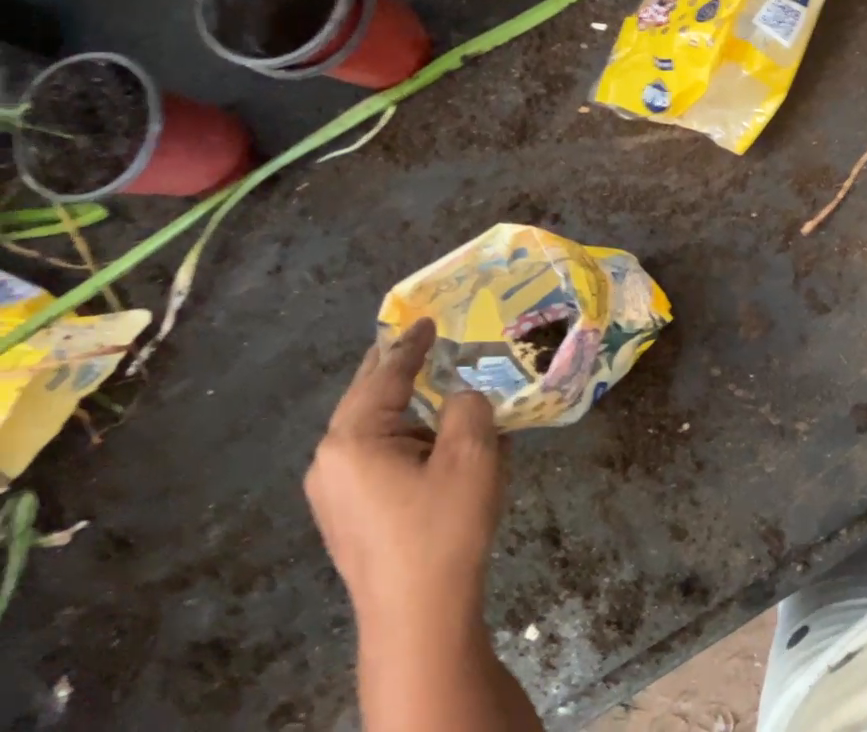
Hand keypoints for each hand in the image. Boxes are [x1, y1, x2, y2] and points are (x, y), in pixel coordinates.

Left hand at [305, 319, 502, 633]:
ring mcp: (334, 493)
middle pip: (368, 401)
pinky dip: (406, 442)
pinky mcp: (348, 517)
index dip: (411, 345)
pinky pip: (376, 460)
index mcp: (352, 439)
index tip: (428, 318)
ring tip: (444, 398)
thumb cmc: (443, 525)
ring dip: (409, 413)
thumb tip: (461, 395)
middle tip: (425, 345)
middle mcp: (330, 461)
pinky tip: (436, 448)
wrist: (418, 612)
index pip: (384, 376)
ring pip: (375, 433)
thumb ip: (468, 407)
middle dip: (398, 373)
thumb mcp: (472, 454)